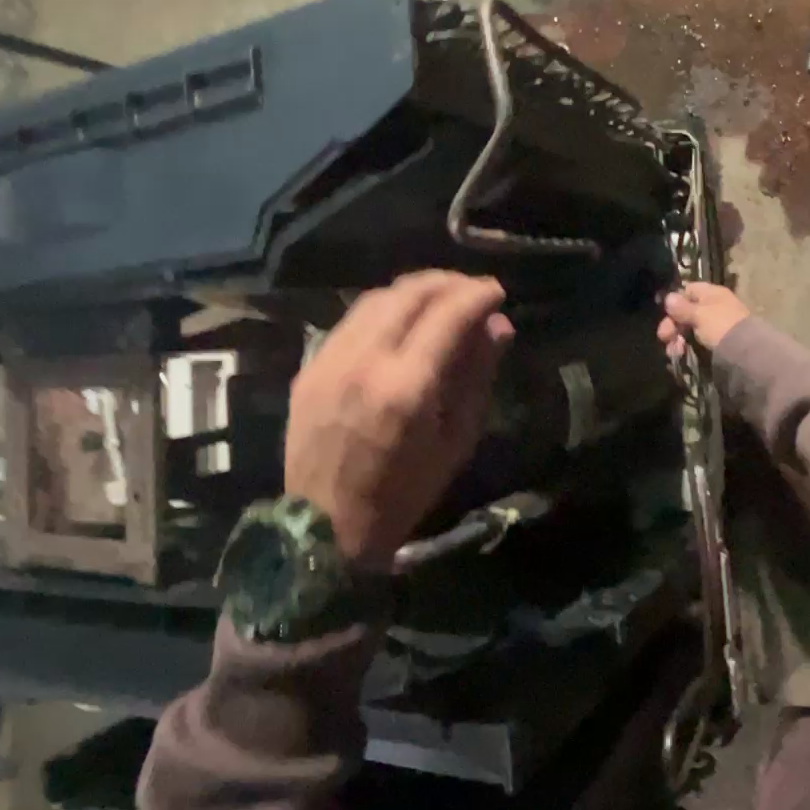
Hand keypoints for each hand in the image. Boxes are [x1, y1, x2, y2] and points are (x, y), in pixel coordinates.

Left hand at [285, 271, 514, 569]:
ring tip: (441, 299)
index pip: (449, 313)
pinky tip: (401, 323)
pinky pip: (352, 320)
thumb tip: (498, 325)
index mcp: (408, 386)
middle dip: (449, 282)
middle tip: (473, 291)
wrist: (325, 527)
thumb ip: (477, 374)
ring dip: (415, 291)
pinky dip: (384, 310)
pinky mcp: (310, 367)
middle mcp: (365, 361)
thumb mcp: (457, 440)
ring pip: (377, 298)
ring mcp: (331, 360)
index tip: (497, 292)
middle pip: (410, 293)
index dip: (478, 295)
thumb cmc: (405, 491)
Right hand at [656, 282, 750, 357]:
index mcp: (712, 293)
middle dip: (673, 324)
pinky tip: (681, 353)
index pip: (689, 291)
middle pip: (687, 311)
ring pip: (690, 327)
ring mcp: (717, 324)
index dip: (676, 302)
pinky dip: (687, 345)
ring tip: (673, 351)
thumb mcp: (699, 314)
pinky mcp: (718, 341)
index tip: (666, 314)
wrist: (745, 351)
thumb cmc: (720, 325)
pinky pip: (698, 340)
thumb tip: (669, 297)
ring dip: (678, 338)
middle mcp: (714, 305)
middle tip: (664, 337)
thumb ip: (682, 307)